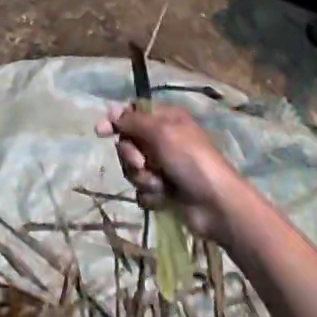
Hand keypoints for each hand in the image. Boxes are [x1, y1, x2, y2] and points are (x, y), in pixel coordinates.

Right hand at [96, 103, 246, 242]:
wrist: (215, 205)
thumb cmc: (190, 160)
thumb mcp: (161, 132)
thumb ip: (133, 121)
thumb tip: (111, 111)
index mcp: (165, 119)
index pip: (133, 113)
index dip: (116, 121)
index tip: (101, 131)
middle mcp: (162, 140)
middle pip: (128, 142)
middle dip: (131, 156)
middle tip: (142, 163)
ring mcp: (162, 166)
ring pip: (132, 168)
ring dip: (142, 177)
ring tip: (160, 184)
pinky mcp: (163, 190)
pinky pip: (141, 189)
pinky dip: (150, 194)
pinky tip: (163, 197)